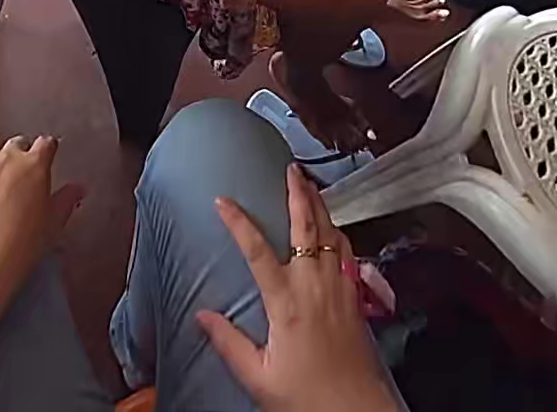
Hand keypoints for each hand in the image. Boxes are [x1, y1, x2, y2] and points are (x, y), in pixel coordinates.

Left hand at [0, 137, 84, 347]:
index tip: (45, 157)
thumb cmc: (13, 258)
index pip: (46, 144)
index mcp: (35, 168)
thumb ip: (65, 202)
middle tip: (16, 174)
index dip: (46, 151)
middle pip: (16, 142)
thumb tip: (78, 189)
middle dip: (18, 154)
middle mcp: (6, 158)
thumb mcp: (50, 231)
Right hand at [197, 166, 397, 411]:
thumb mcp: (260, 378)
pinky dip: (336, 230)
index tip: (222, 200)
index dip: (238, 222)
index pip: (256, 249)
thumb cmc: (309, 398)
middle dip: (297, 192)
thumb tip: (201, 315)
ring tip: (309, 184)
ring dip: (319, 204)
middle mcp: (314, 285)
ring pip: (330, 233)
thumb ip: (229, 343)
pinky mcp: (355, 297)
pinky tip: (332, 226)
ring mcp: (339, 288)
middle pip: (306, 226)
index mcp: (286, 301)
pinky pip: (347, 252)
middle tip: (290, 167)